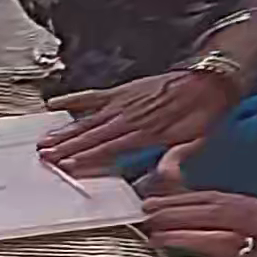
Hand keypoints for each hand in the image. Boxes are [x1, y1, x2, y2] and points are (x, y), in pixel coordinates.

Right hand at [38, 71, 239, 175]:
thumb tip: (167, 177)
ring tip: (43, 142)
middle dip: (66, 147)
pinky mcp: (119, 92)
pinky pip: (91, 96)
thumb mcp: (199, 139)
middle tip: (44, 156)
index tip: (67, 164)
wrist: (212, 79)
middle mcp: (130, 119)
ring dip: (64, 132)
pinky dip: (71, 100)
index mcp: (147, 133)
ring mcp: (122, 104)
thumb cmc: (203, 113)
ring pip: (87, 121)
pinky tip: (53, 105)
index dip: (87, 157)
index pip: (110, 148)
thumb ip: (178, 157)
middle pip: (92, 136)